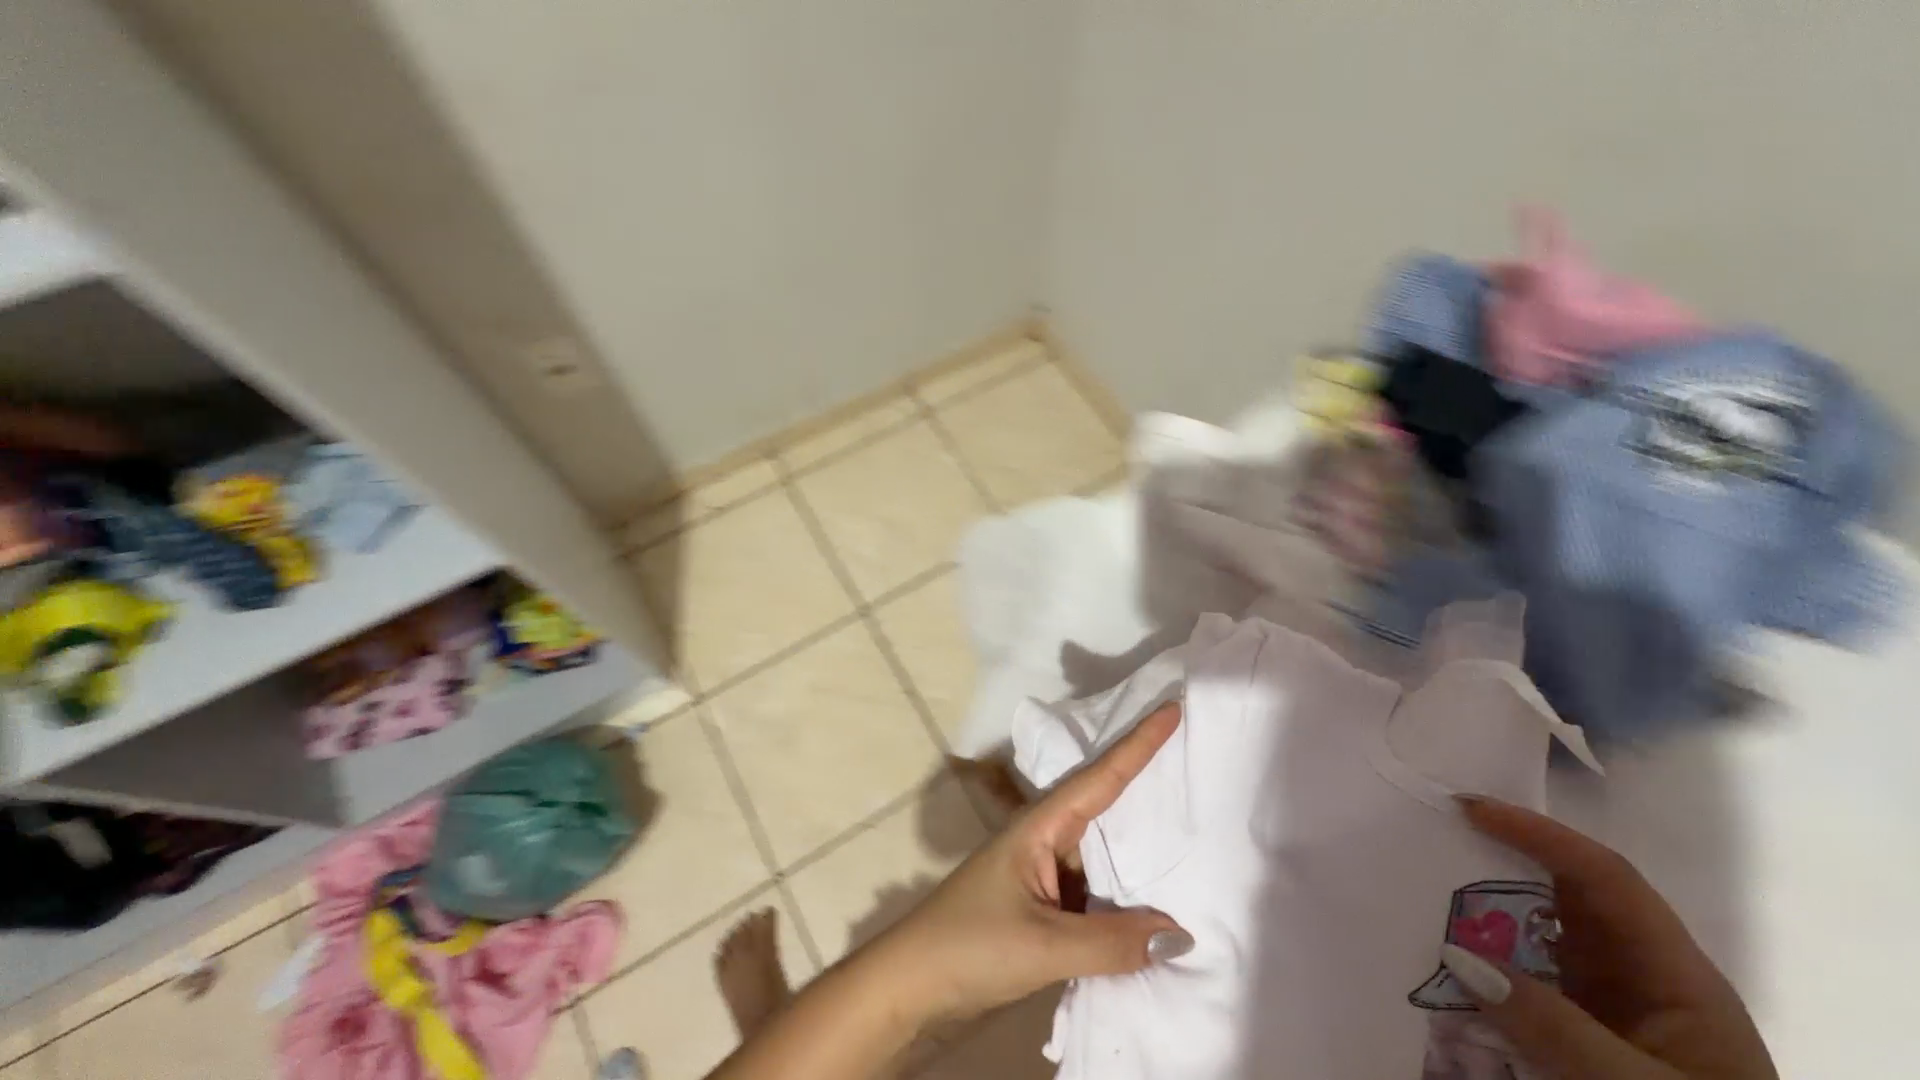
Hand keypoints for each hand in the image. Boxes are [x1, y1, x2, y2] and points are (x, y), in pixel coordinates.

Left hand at [864, 702, 1191, 1024]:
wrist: (909, 988)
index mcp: (1039, 828)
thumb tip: (1180, 934)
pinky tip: (1159, 901)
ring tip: (1198, 827)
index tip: (1173, 708)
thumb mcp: (1042, 945)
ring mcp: (1044, 877)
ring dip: (1143, 847)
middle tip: (1198, 759)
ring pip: (1104, 854)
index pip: (1099, 778)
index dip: (1138, 744)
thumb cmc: (968, 946)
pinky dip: (1128, 895)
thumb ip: (1112, 943)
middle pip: (1105, 807)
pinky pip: (1098, 893)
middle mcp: (1045, 842)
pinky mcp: (1045, 910)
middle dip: (1148, 784)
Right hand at [1443, 796, 1777, 1079]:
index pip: (1605, 878)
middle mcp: (1641, 980)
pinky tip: (1444, 979)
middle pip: (1565, 902)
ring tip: (1421, 907)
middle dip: (1501, 870)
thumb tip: (1461, 956)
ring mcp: (1612, 1012)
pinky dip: (1488, 979)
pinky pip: (1528, 990)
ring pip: (1541, 944)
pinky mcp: (1585, 1042)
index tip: (1473, 810)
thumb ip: (1552, 1025)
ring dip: (1485, 927)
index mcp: (1676, 974)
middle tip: (1430, 850)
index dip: (1541, 835)